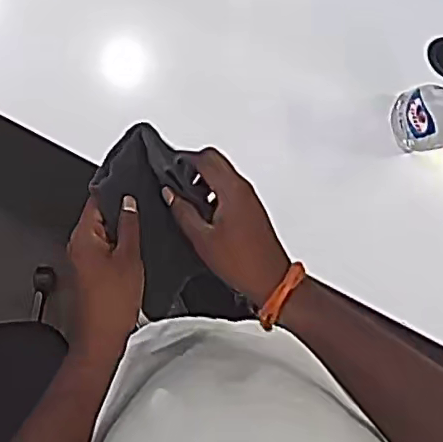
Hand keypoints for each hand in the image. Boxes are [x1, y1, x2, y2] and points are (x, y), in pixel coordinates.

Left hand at [66, 193, 141, 354]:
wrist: (102, 341)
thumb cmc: (112, 305)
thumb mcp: (129, 258)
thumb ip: (129, 225)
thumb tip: (128, 202)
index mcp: (83, 234)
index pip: (95, 199)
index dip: (113, 190)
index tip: (128, 186)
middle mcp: (77, 243)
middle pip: (98, 215)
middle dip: (117, 213)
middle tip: (139, 214)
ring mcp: (80, 258)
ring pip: (101, 232)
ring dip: (117, 232)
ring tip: (136, 237)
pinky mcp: (86, 271)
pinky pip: (101, 248)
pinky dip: (114, 247)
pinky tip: (129, 256)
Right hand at [164, 147, 291, 303]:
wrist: (273, 283)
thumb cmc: (244, 264)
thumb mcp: (202, 239)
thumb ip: (183, 211)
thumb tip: (170, 194)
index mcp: (231, 189)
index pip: (205, 158)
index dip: (184, 160)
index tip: (170, 169)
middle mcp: (243, 188)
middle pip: (215, 159)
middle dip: (194, 165)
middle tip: (179, 181)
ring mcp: (249, 197)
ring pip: (223, 171)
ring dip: (205, 178)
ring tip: (191, 199)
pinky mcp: (252, 207)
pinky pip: (230, 185)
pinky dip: (215, 189)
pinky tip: (206, 211)